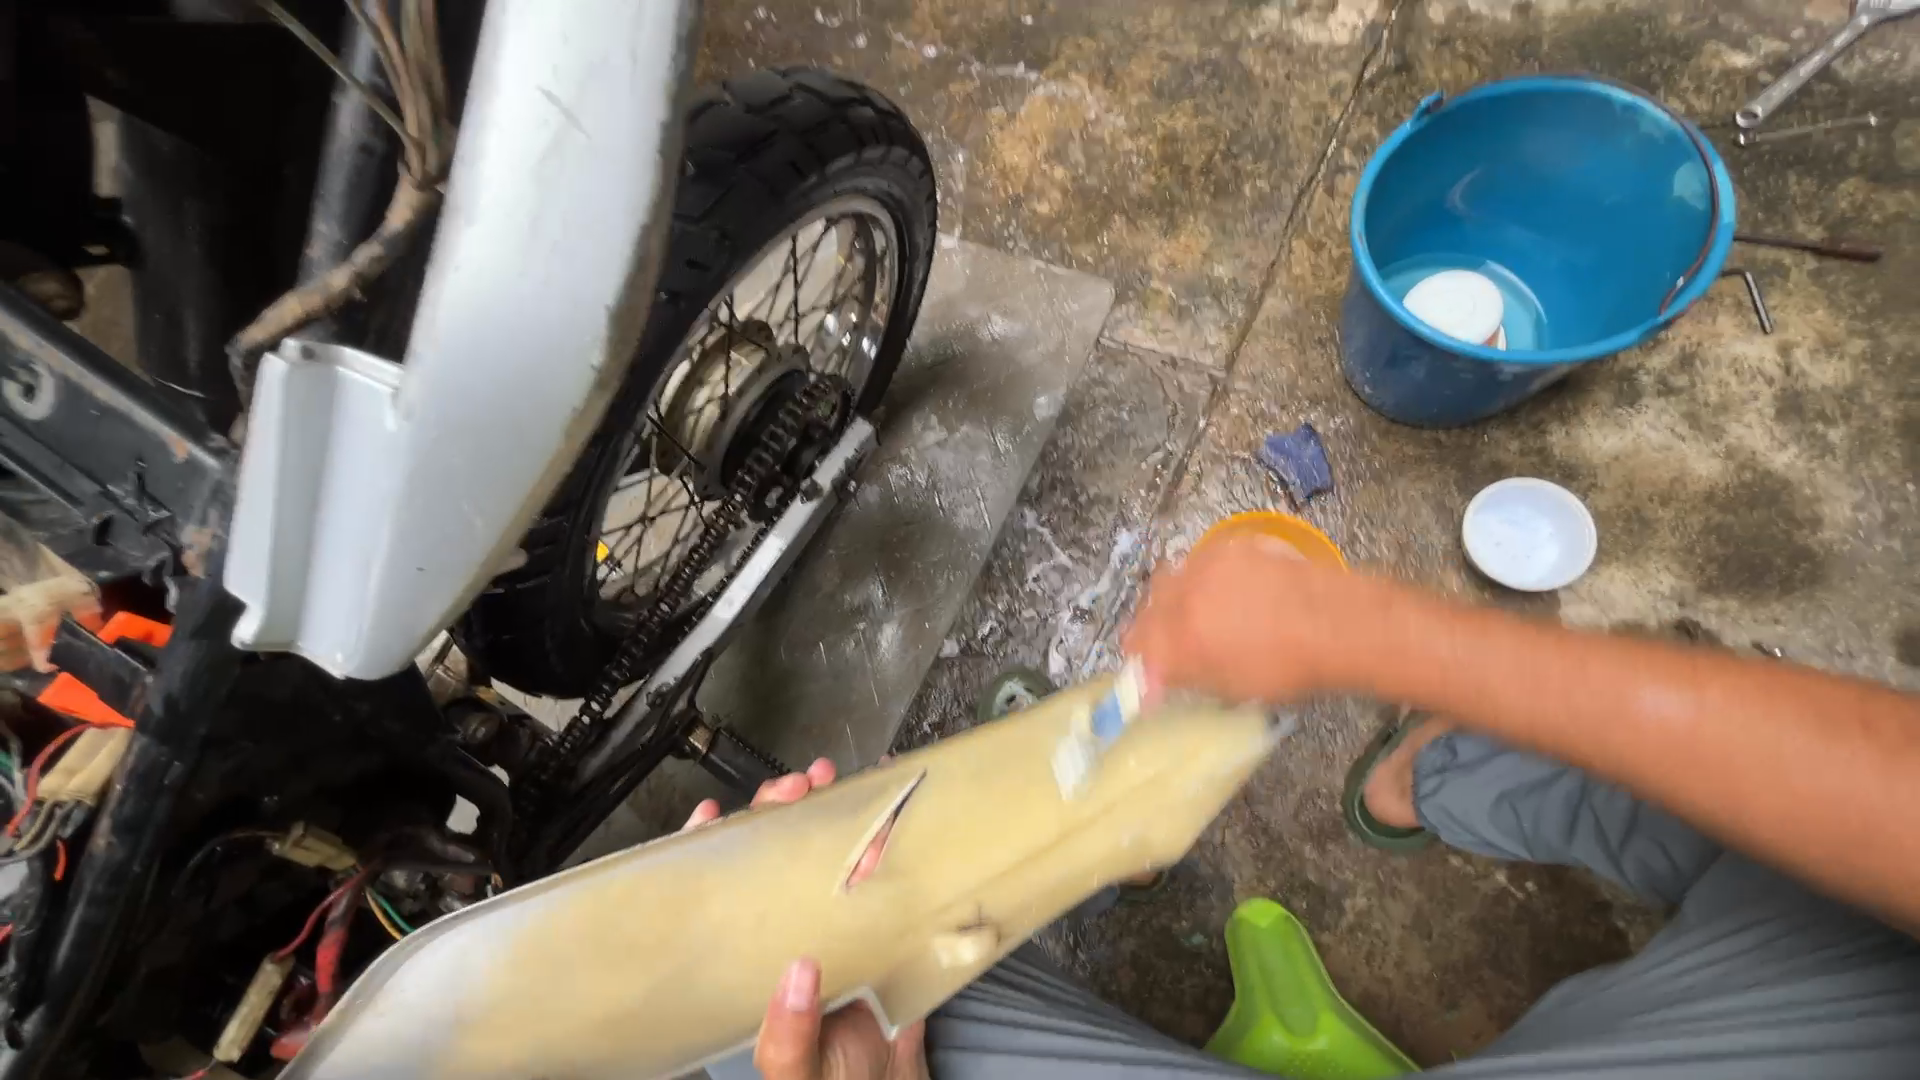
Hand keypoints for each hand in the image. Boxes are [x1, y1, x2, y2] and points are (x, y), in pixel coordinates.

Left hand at [681, 760, 925, 1079]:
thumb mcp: (800, 1074)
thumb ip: (788, 1040)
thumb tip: (798, 975)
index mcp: (746, 960)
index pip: (713, 894)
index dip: (706, 851)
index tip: (712, 816)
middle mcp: (781, 927)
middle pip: (766, 855)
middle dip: (776, 810)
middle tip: (798, 789)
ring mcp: (826, 914)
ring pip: (814, 847)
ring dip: (821, 807)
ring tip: (832, 784)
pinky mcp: (870, 911)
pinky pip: (868, 860)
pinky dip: (874, 824)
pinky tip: (878, 799)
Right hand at [1123, 532, 1365, 703]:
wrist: (1337, 623)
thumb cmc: (1290, 666)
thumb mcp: (1231, 686)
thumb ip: (1185, 676)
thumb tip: (1155, 681)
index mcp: (1181, 636)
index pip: (1136, 643)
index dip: (1140, 656)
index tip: (1148, 666)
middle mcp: (1185, 595)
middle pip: (1149, 605)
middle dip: (1154, 623)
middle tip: (1173, 639)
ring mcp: (1207, 565)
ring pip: (1171, 577)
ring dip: (1176, 596)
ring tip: (1200, 611)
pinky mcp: (1230, 545)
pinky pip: (1201, 561)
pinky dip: (1204, 577)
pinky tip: (1228, 590)